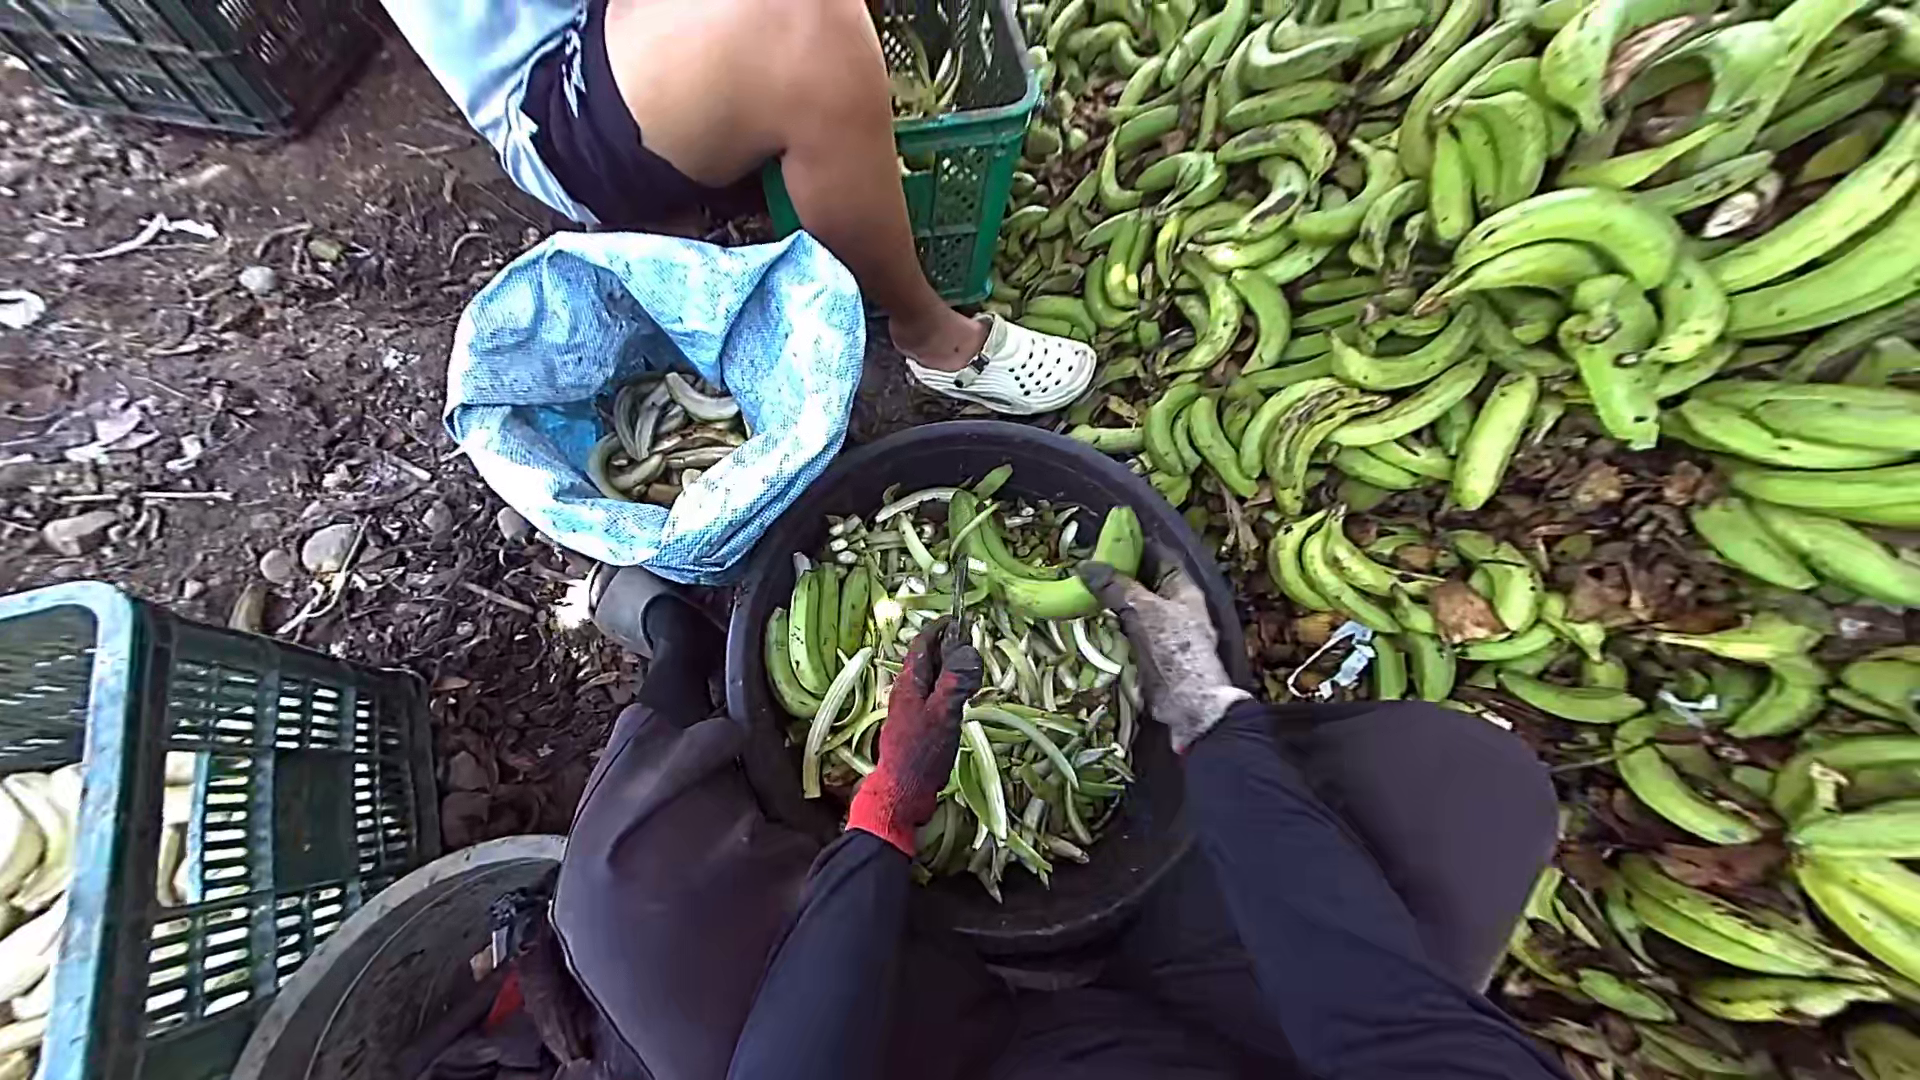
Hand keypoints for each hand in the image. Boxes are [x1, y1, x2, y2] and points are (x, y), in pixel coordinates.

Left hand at [846, 616, 982, 854]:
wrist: (903, 793)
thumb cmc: (922, 752)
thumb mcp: (944, 714)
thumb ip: (955, 681)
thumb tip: (967, 648)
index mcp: (909, 683)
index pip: (921, 645)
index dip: (938, 629)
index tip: (957, 619)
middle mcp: (906, 691)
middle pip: (926, 659)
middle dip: (947, 646)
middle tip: (971, 642)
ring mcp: (910, 709)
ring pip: (930, 678)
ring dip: (948, 668)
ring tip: (971, 666)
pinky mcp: (916, 725)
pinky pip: (933, 696)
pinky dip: (948, 688)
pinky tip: (962, 698)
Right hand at [1077, 561, 1250, 752]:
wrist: (1187, 702)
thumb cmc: (1174, 648)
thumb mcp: (1144, 610)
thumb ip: (1116, 587)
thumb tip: (1086, 566)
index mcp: (1183, 588)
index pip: (1160, 556)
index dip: (1138, 544)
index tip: (1108, 537)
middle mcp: (1173, 605)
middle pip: (1143, 580)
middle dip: (1117, 571)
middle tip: (1085, 561)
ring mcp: (1160, 628)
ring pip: (1132, 604)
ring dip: (1110, 597)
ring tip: (1080, 584)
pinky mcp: (1147, 648)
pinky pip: (1125, 626)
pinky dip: (1109, 620)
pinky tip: (1087, 613)